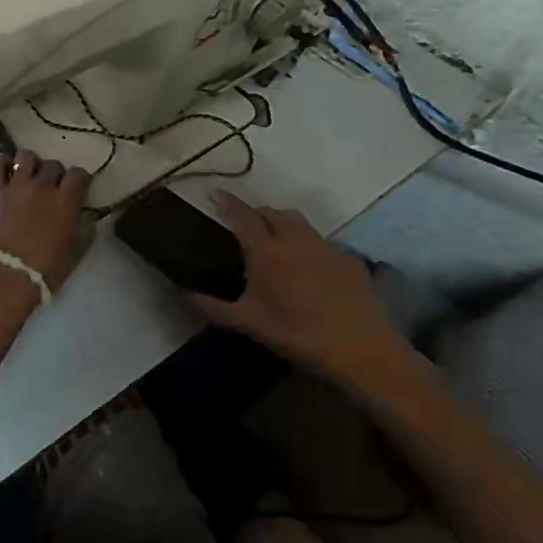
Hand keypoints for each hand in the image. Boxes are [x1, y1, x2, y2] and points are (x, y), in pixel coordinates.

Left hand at [0, 150, 89, 291]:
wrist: (9, 275)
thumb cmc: (47, 268)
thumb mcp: (75, 250)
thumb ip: (85, 228)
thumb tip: (88, 216)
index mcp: (67, 200)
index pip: (79, 174)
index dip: (79, 180)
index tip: (77, 188)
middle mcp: (43, 185)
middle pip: (53, 164)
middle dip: (55, 174)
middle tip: (51, 188)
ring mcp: (17, 185)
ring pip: (26, 156)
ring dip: (30, 163)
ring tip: (28, 176)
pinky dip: (1, 162)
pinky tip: (5, 169)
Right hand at [187, 190, 407, 374]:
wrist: (361, 350)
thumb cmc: (297, 334)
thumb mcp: (248, 324)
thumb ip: (212, 306)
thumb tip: (182, 293)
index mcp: (267, 252)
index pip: (242, 216)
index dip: (227, 202)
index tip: (215, 192)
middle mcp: (295, 239)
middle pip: (272, 212)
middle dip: (255, 212)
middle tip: (243, 226)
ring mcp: (325, 246)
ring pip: (298, 221)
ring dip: (281, 222)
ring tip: (273, 240)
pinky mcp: (347, 259)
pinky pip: (320, 240)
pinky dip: (305, 242)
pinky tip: (306, 267)